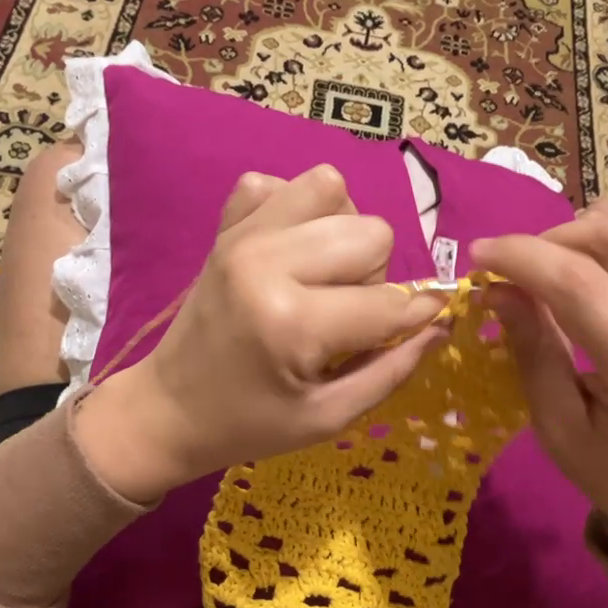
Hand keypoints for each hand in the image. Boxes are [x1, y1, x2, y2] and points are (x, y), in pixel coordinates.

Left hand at [78, 166, 446, 502]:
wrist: (167, 408)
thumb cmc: (249, 424)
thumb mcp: (326, 418)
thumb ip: (391, 370)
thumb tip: (440, 323)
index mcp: (292, 322)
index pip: (388, 301)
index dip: (419, 314)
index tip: (424, 323)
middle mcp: (267, 261)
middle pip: (370, 231)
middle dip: (375, 277)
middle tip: (346, 316)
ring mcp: (241, 235)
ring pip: (331, 188)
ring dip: (342, 231)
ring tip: (323, 275)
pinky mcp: (224, 224)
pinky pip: (278, 182)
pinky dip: (296, 208)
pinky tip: (290, 250)